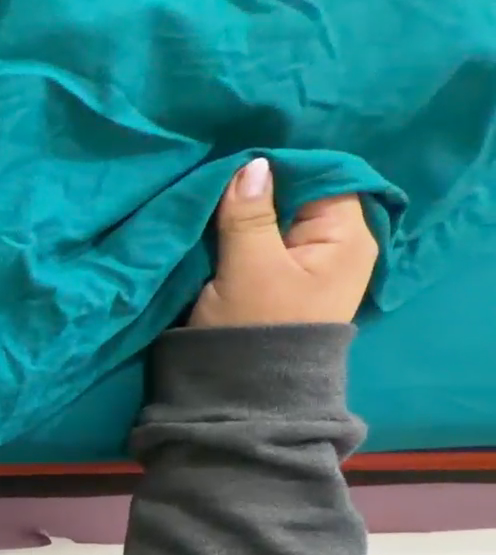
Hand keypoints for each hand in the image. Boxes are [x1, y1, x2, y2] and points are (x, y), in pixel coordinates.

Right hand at [188, 157, 379, 328]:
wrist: (241, 387)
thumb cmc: (253, 324)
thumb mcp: (248, 266)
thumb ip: (249, 216)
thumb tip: (251, 166)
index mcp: (345, 238)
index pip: (321, 181)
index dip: (280, 172)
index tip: (234, 174)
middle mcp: (335, 248)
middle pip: (298, 203)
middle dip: (258, 197)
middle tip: (214, 194)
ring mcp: (306, 268)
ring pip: (276, 226)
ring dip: (244, 220)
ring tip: (209, 215)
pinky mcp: (278, 285)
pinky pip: (263, 248)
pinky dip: (239, 241)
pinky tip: (215, 239)